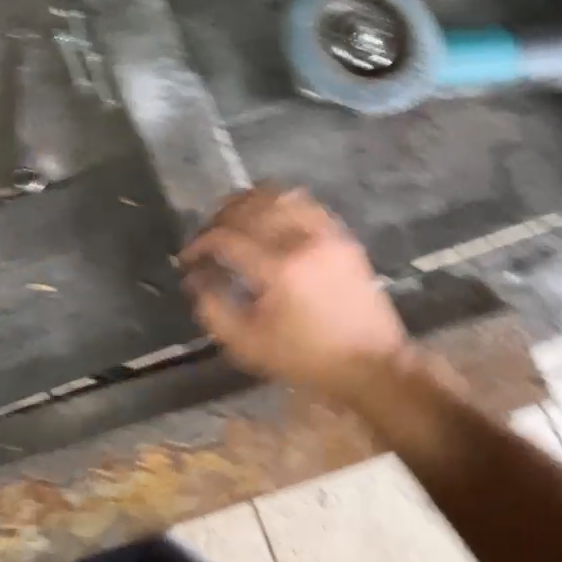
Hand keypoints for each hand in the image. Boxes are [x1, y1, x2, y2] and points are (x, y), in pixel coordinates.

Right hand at [180, 187, 408, 395]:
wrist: (372, 364)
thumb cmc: (306, 359)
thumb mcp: (248, 345)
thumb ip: (213, 308)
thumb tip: (196, 278)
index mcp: (277, 270)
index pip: (226, 238)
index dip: (200, 244)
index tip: (188, 258)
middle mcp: (302, 242)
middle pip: (249, 207)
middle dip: (219, 218)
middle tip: (208, 236)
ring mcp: (326, 235)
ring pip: (278, 196)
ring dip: (248, 203)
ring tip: (234, 220)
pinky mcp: (342, 237)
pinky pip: (305, 204)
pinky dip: (279, 204)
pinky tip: (268, 218)